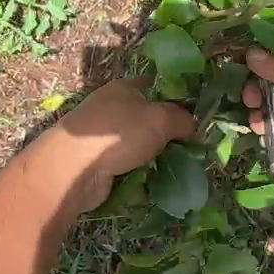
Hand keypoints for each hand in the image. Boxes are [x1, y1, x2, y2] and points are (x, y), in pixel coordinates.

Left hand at [43, 79, 195, 212]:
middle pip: (150, 119)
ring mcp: (105, 137)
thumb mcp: (160, 118)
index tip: (199, 115)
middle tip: (194, 149)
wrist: (74, 167)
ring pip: (142, 146)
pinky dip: (142, 177)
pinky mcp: (101, 164)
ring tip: (180, 171)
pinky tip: (158, 186)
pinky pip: (130, 168)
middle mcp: (113, 109)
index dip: (177, 98)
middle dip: (170, 135)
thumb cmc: (117, 132)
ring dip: (158, 159)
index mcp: (124, 88)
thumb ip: (182, 119)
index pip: (156, 86)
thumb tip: (194, 125)